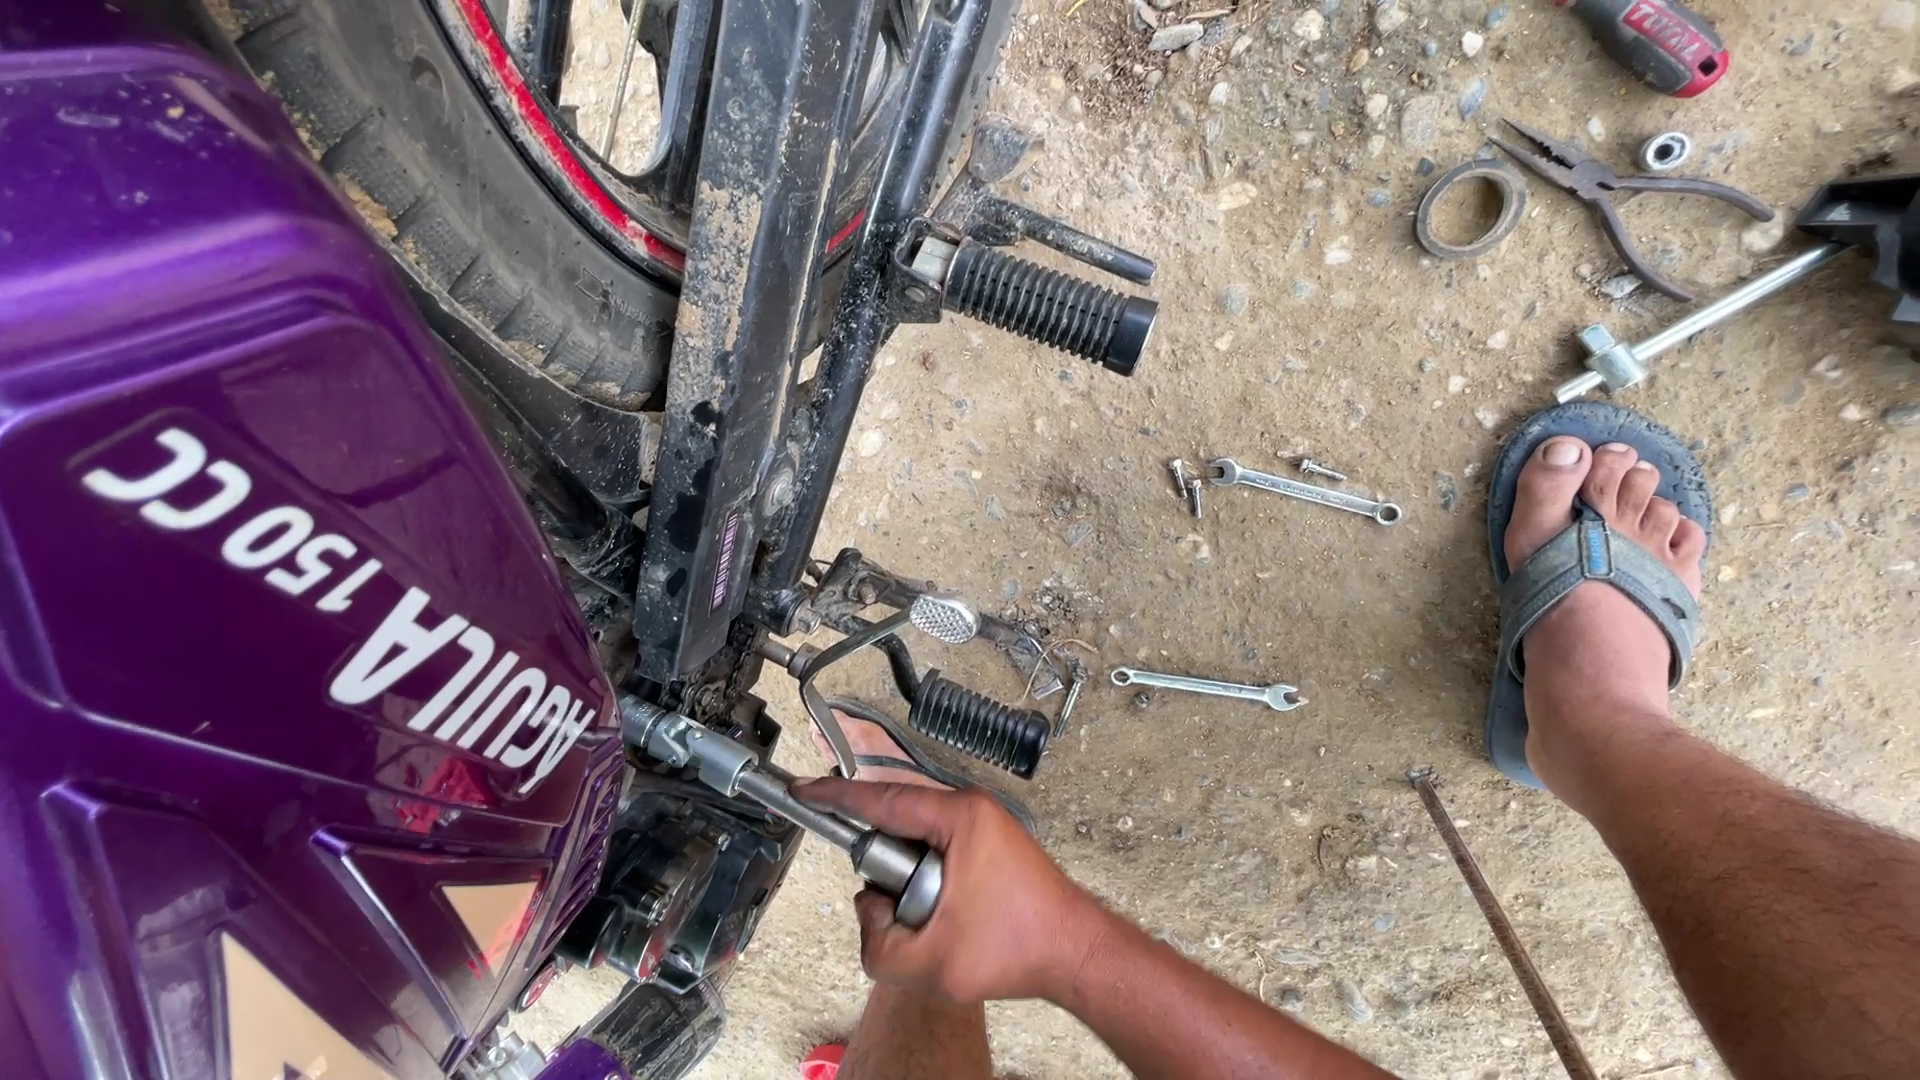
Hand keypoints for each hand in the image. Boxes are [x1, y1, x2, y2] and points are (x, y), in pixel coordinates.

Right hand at [792, 778, 1110, 1002]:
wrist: (1074, 950)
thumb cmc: (1019, 947)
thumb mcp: (932, 963)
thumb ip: (877, 942)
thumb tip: (868, 907)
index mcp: (959, 817)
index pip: (882, 798)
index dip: (836, 796)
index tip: (805, 789)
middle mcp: (971, 808)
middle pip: (899, 820)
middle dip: (885, 864)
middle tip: (900, 907)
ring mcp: (982, 821)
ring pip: (917, 837)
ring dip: (909, 875)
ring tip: (934, 919)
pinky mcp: (987, 840)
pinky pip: (937, 846)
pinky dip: (926, 875)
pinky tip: (941, 912)